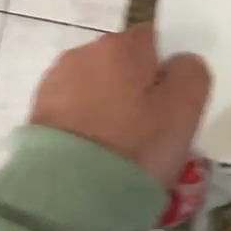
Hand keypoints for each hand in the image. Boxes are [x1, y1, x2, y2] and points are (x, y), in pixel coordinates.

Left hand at [29, 26, 210, 186]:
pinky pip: (76, 109)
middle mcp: (84, 52)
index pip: (155, 39)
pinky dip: (89, 124)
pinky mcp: (38, 111)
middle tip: (151, 129)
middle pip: (124, 63)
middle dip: (137, 88)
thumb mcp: (185, 111)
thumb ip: (192, 74)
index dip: (169, 69)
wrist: (73, 192)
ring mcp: (56, 81)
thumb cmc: (137, 146)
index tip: (174, 103)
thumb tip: (182, 62)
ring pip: (98, 86)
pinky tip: (98, 152)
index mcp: (123, 46)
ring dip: (110, 106)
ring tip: (122, 145)